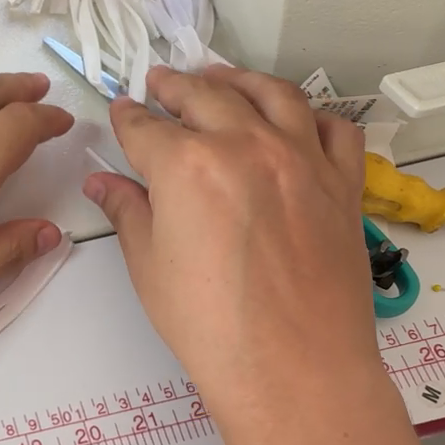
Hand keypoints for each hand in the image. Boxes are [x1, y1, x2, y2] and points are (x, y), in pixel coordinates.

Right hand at [85, 64, 376, 414]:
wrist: (292, 366)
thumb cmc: (207, 324)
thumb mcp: (149, 266)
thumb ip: (127, 212)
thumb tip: (103, 183)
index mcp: (187, 165)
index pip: (146, 128)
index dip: (127, 119)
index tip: (120, 112)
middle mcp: (245, 145)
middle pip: (205, 96)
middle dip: (175, 86)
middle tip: (160, 82)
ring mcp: (301, 158)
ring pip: (271, 94)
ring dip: (238, 79)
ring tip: (220, 77)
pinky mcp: (342, 182)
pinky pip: (332, 128)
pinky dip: (308, 115)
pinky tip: (293, 120)